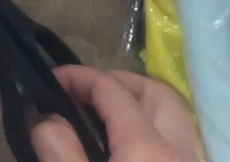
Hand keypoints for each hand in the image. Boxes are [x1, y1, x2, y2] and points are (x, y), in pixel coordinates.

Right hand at [33, 67, 200, 161]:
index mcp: (148, 149)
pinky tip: (128, 153)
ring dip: (141, 109)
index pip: (111, 89)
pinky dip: (154, 137)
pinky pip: (180, 148)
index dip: (77, 75)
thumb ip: (60, 150)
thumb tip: (47, 117)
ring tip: (105, 122)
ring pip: (177, 122)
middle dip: (120, 83)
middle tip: (86, 94)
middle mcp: (182, 154)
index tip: (50, 80)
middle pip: (160, 94)